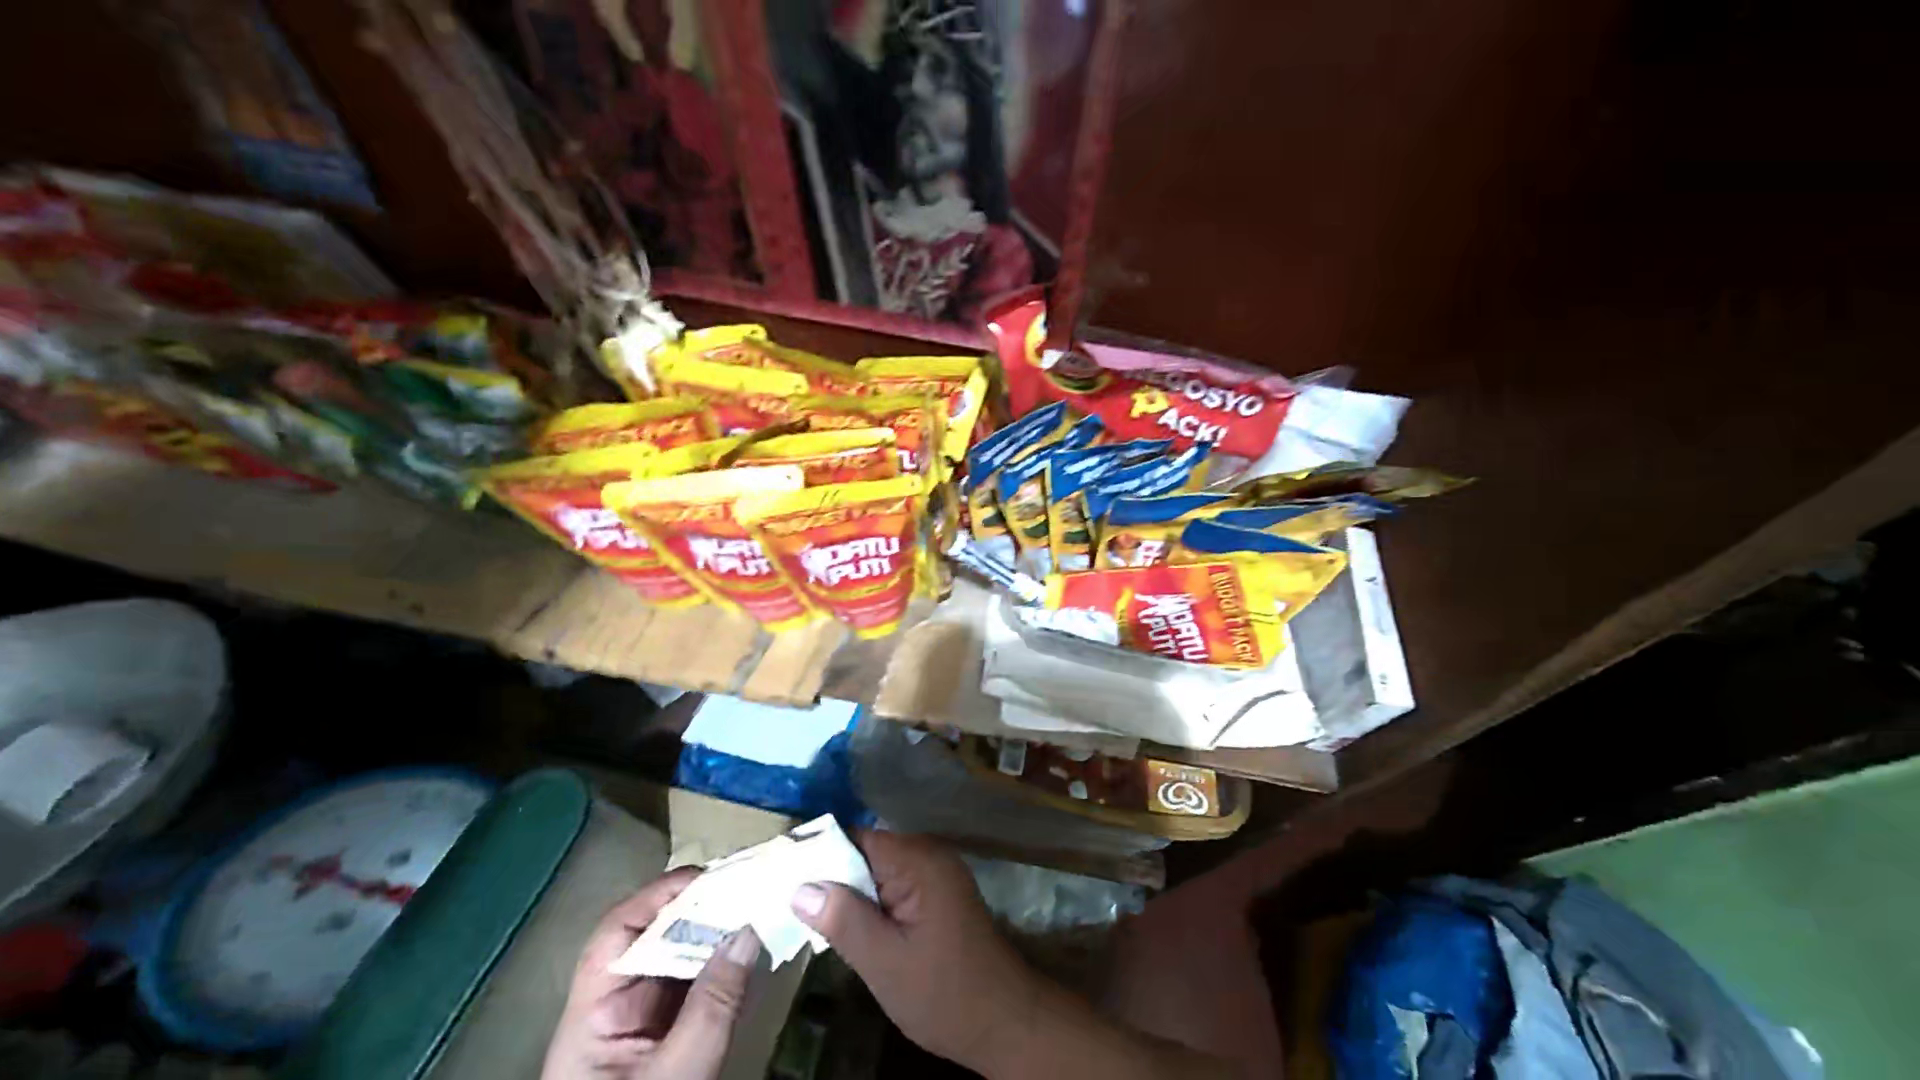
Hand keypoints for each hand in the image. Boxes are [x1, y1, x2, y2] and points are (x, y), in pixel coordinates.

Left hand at [542, 867, 762, 1079]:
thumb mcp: (679, 1075)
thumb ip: (714, 1002)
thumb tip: (748, 929)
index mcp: (591, 1013)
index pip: (617, 934)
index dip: (659, 897)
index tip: (712, 877)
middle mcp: (611, 1005)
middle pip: (650, 938)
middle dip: (698, 907)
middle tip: (749, 884)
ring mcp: (638, 1020)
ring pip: (675, 958)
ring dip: (715, 931)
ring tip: (757, 905)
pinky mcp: (664, 1033)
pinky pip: (692, 983)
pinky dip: (721, 961)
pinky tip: (751, 947)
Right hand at [788, 831, 1041, 1073]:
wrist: (1005, 1022)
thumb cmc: (944, 994)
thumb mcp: (885, 963)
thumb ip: (843, 920)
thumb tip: (799, 886)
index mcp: (917, 861)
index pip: (855, 839)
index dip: (817, 854)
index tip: (779, 874)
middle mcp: (928, 854)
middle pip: (864, 851)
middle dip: (828, 874)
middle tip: (783, 900)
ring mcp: (935, 873)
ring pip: (876, 870)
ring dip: (847, 891)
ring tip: (803, 914)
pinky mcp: (938, 893)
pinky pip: (893, 884)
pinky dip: (868, 901)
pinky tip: (845, 926)